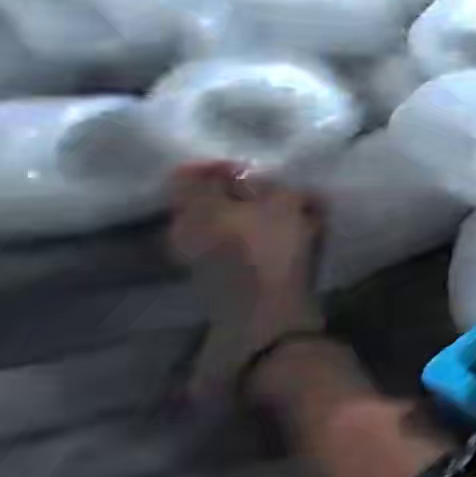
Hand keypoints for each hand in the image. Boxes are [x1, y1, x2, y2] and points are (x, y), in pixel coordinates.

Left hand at [167, 163, 324, 399]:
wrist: (266, 311)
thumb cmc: (273, 251)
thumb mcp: (285, 205)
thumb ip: (274, 186)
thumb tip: (262, 180)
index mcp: (193, 208)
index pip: (189, 173)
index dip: (221, 166)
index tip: (255, 169)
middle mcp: (183, 229)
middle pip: (206, 200)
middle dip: (241, 194)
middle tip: (278, 193)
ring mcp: (196, 256)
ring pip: (223, 222)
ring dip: (253, 217)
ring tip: (291, 218)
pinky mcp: (217, 275)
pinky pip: (233, 243)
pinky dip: (257, 236)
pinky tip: (288, 241)